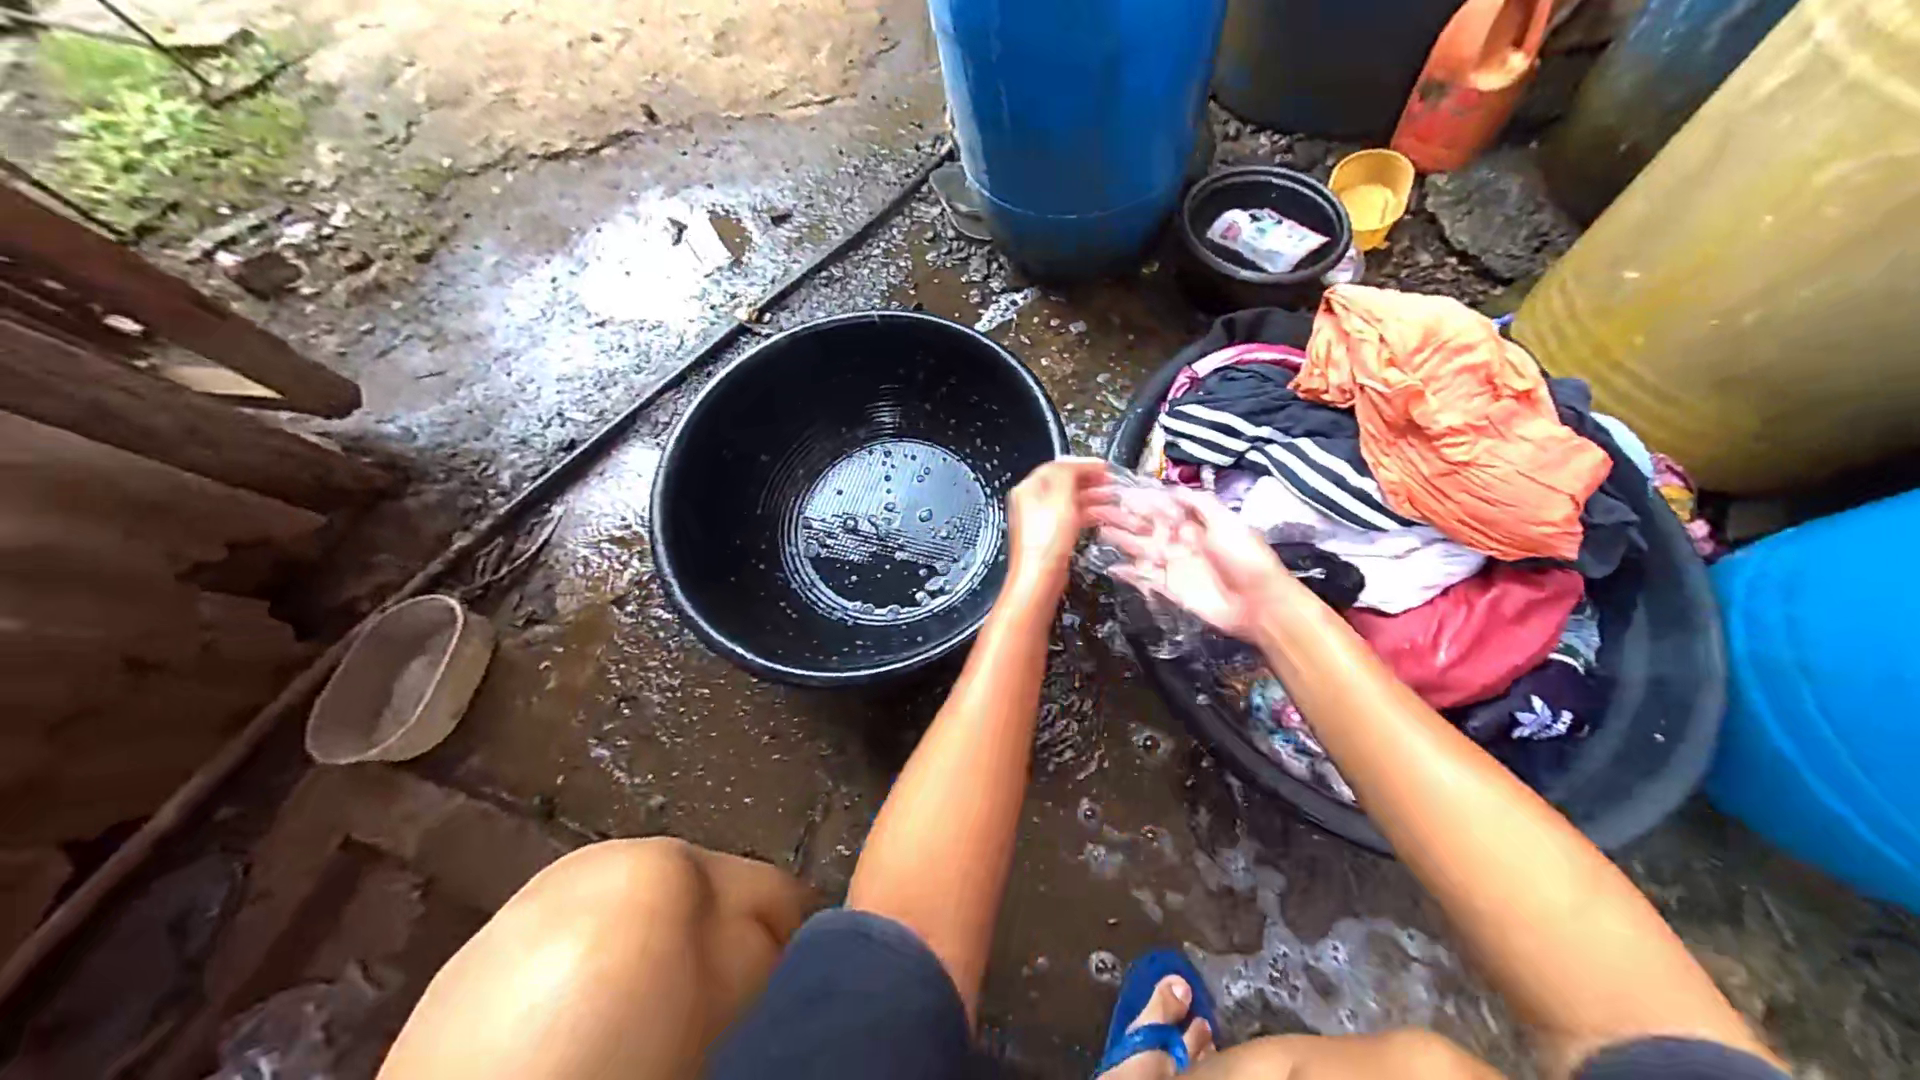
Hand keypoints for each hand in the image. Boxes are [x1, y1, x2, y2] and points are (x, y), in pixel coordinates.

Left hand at [1005, 457, 1112, 593]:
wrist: (1040, 578)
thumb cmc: (1046, 541)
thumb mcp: (1060, 497)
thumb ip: (1068, 474)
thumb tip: (1076, 464)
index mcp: (1029, 489)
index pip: (1057, 467)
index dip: (1082, 464)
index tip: (1103, 467)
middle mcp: (1033, 502)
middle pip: (1065, 483)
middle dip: (1091, 480)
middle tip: (1111, 480)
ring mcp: (1042, 520)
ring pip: (1072, 501)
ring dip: (1094, 497)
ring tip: (1114, 498)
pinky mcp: (1052, 536)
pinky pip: (1073, 518)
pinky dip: (1089, 513)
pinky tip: (1103, 516)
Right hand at [1090, 486, 1304, 641]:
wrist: (1260, 603)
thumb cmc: (1247, 559)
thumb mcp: (1227, 522)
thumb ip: (1200, 503)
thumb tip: (1172, 488)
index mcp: (1194, 524)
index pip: (1160, 507)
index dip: (1139, 500)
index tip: (1117, 492)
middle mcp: (1180, 542)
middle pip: (1145, 526)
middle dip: (1122, 517)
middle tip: (1096, 508)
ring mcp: (1174, 565)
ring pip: (1140, 548)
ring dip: (1120, 539)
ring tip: (1098, 529)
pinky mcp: (1171, 589)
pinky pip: (1145, 578)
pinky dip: (1129, 573)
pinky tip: (1112, 565)